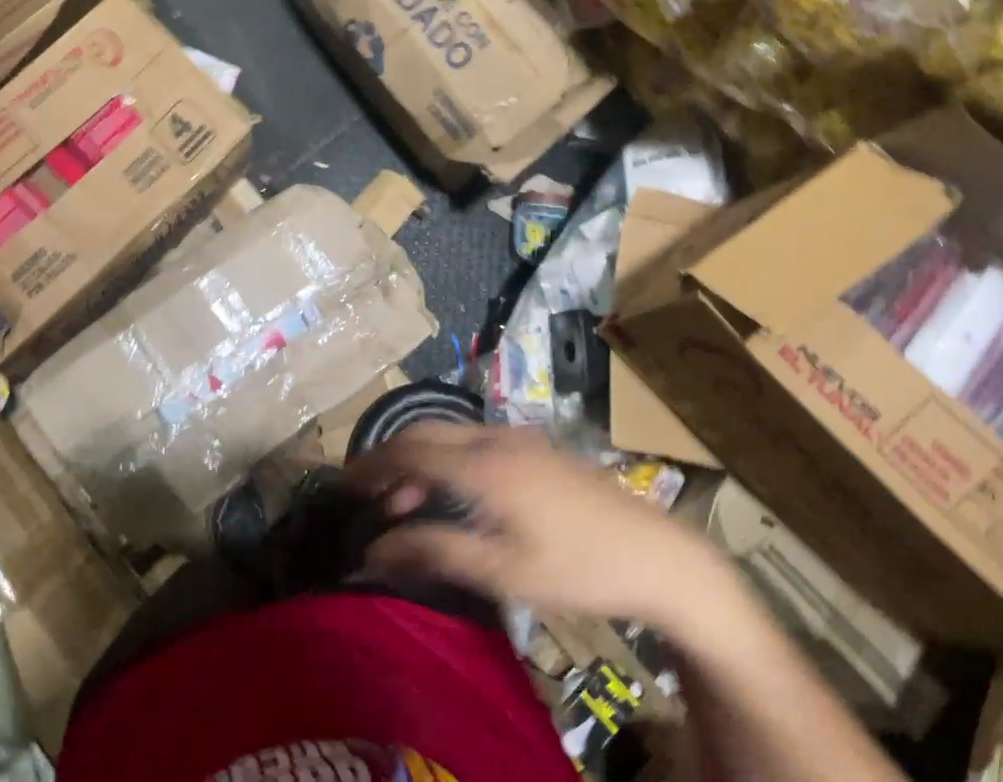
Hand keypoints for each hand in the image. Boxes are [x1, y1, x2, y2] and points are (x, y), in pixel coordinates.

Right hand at [346, 423, 733, 622]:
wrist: (660, 557)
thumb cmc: (578, 568)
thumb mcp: (500, 570)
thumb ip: (432, 551)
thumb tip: (373, 550)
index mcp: (484, 464)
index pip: (408, 449)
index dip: (369, 466)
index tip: (342, 487)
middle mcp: (497, 438)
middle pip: (426, 432)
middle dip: (390, 459)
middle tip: (366, 496)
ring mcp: (522, 439)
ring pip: (451, 436)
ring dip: (420, 462)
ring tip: (405, 505)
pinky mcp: (540, 450)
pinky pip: (475, 443)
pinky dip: (448, 462)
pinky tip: (453, 496)